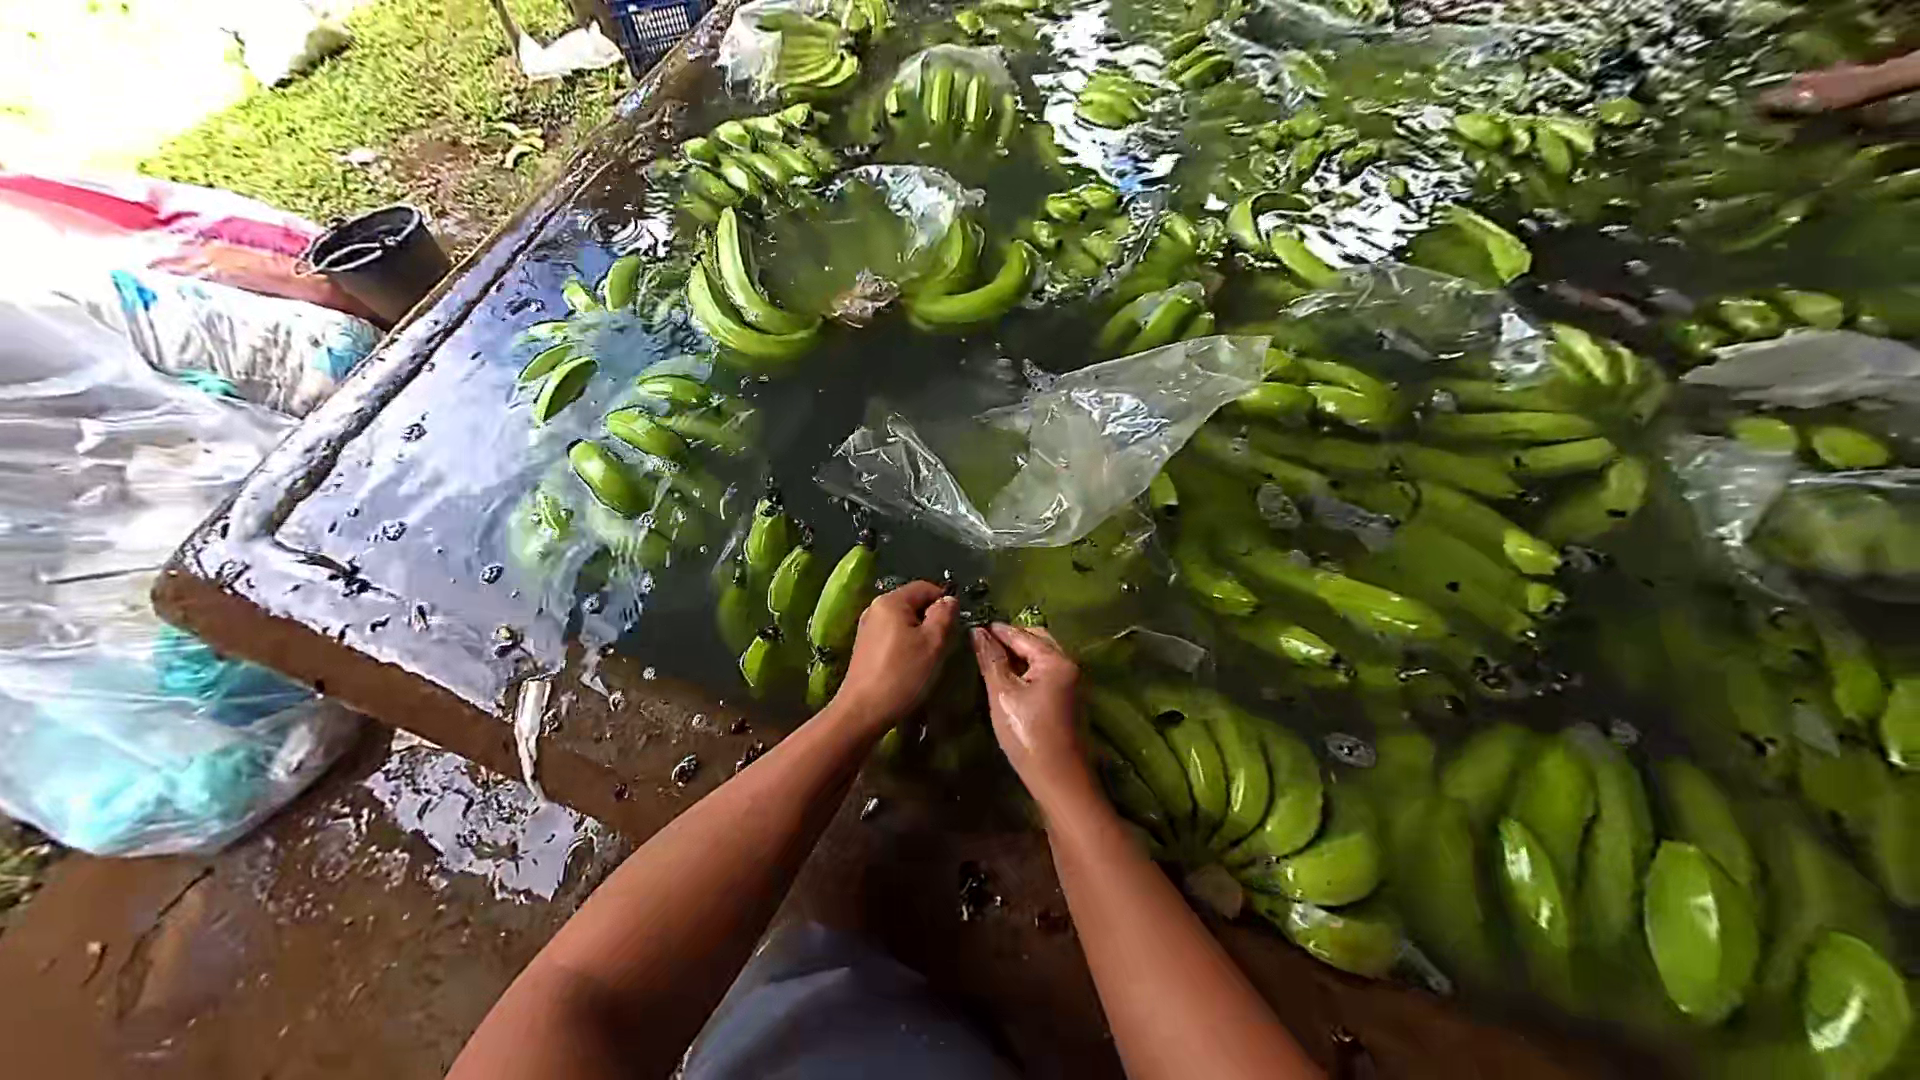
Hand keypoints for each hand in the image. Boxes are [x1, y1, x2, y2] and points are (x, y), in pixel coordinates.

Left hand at [832, 581, 958, 729]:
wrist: (862, 712)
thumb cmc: (902, 675)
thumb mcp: (933, 643)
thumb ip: (944, 615)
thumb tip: (949, 599)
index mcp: (890, 601)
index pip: (926, 587)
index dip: (945, 603)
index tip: (955, 627)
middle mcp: (875, 608)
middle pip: (914, 603)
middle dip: (932, 620)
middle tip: (944, 645)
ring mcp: (867, 628)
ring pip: (904, 621)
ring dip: (921, 635)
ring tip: (929, 658)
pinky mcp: (865, 647)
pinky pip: (893, 636)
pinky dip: (907, 645)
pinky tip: (911, 666)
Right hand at [971, 623, 1087, 800]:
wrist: (1060, 780)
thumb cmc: (1028, 734)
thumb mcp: (1002, 694)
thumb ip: (991, 659)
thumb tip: (978, 632)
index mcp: (1056, 660)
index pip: (1022, 634)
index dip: (997, 630)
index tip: (974, 626)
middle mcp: (1070, 665)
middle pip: (1038, 640)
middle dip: (1012, 638)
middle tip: (984, 642)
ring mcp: (1073, 682)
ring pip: (1044, 656)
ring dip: (1021, 653)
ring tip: (994, 658)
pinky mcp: (1070, 699)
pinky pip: (1048, 671)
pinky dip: (1029, 668)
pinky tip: (1011, 678)